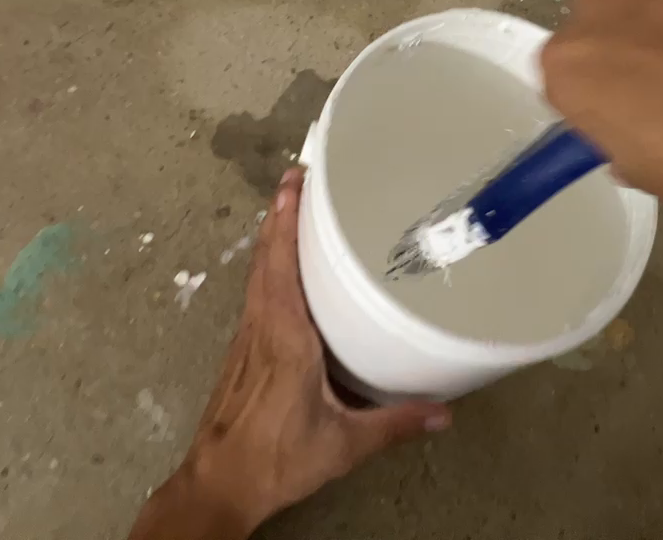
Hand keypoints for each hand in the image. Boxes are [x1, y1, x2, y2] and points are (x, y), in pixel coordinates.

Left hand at [130, 168, 451, 539]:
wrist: (216, 485)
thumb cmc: (276, 457)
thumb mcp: (342, 444)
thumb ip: (395, 425)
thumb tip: (445, 414)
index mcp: (285, 335)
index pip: (282, 264)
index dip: (286, 221)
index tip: (295, 182)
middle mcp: (262, 324)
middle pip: (266, 255)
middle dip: (280, 212)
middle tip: (299, 176)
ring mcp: (247, 334)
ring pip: (257, 270)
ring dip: (272, 233)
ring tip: (291, 204)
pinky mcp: (243, 347)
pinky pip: (256, 288)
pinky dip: (267, 260)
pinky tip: (283, 260)